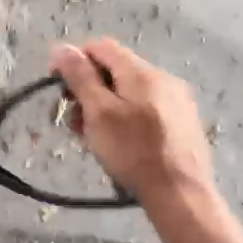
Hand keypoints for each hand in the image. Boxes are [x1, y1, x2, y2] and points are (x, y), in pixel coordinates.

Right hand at [49, 39, 214, 207]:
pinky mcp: (183, 122)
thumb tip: (62, 48)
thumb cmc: (132, 151)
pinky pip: (144, 106)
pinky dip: (124, 115)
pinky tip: (119, 140)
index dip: (74, 61)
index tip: (59, 88)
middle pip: (114, 69)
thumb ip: (80, 76)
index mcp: (142, 73)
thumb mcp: (98, 111)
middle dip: (87, 88)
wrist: (180, 195)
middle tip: (75, 118)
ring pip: (128, 90)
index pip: (100, 47)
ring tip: (93, 134)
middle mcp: (164, 79)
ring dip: (103, 105)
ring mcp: (177, 101)